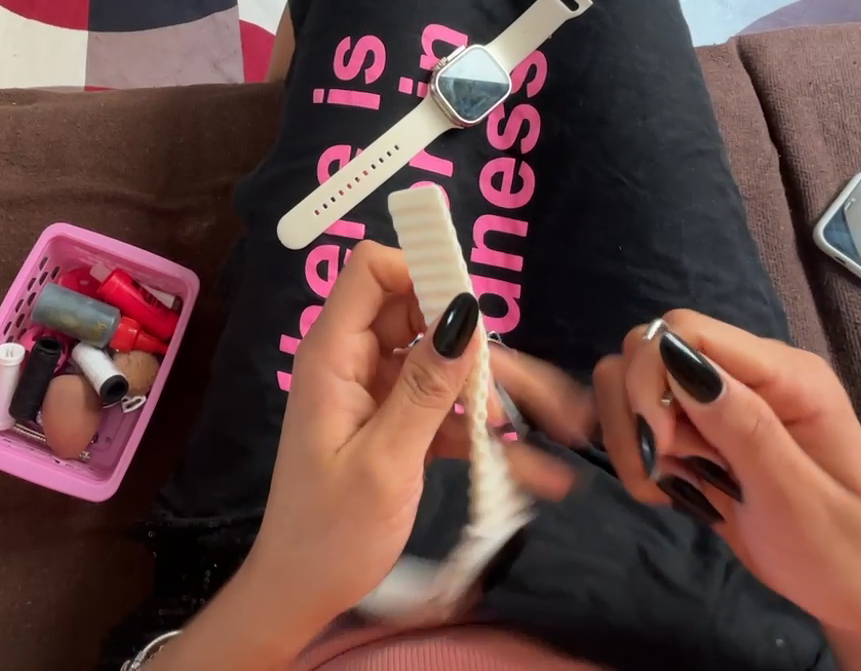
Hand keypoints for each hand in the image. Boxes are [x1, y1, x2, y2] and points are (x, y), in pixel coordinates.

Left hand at [147, 242, 580, 668]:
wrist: (304, 592)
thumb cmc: (332, 529)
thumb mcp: (385, 459)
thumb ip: (426, 385)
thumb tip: (466, 312)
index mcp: (335, 352)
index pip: (371, 271)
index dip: (419, 269)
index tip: (472, 305)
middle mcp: (357, 358)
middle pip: (420, 314)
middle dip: (474, 342)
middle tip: (523, 388)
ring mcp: (378, 389)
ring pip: (442, 361)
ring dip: (491, 392)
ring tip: (555, 426)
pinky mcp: (396, 420)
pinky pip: (444, 404)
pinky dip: (480, 428)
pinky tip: (530, 465)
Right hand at [593, 310, 860, 669]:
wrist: (858, 599)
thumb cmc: (845, 556)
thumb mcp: (800, 500)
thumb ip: (746, 428)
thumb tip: (681, 364)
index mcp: (785, 374)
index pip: (686, 329)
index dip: (652, 373)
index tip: (661, 443)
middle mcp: (745, 371)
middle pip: (647, 349)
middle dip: (639, 410)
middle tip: (668, 467)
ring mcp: (716, 394)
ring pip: (626, 379)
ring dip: (631, 435)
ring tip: (669, 484)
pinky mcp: (692, 422)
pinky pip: (632, 414)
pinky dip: (633, 451)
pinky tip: (668, 487)